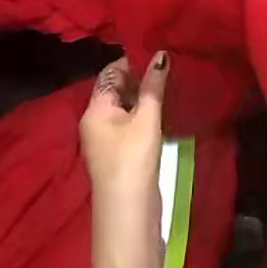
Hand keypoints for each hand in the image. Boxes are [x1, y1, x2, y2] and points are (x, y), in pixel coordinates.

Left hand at [79, 54, 169, 250]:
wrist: (129, 216)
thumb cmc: (132, 161)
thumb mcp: (146, 119)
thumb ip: (153, 86)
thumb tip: (161, 54)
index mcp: (94, 109)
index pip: (110, 73)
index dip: (132, 60)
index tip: (158, 51)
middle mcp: (96, 121)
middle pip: (117, 89)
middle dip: (141, 76)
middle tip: (170, 64)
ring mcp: (108, 139)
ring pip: (126, 106)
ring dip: (145, 95)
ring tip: (171, 81)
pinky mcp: (121, 153)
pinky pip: (131, 122)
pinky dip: (146, 112)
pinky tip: (166, 107)